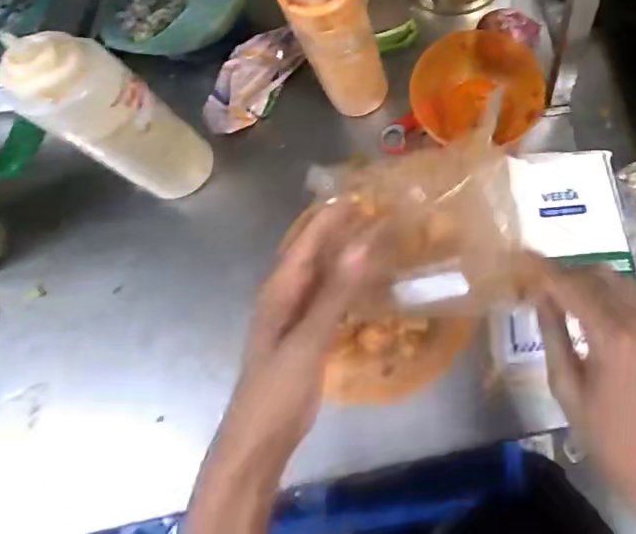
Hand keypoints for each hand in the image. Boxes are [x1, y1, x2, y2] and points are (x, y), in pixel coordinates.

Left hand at [186, 204, 378, 533]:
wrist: (258, 443)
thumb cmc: (277, 388)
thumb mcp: (308, 339)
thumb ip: (336, 292)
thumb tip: (363, 244)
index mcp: (280, 289)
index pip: (308, 240)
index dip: (331, 216)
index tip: (360, 192)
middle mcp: (286, 294)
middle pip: (314, 252)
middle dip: (340, 228)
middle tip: (374, 207)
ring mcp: (295, 315)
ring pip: (323, 273)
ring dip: (345, 253)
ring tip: (376, 233)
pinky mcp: (307, 334)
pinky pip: (330, 296)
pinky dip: (348, 282)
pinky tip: (368, 280)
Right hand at [525, 256, 635, 533]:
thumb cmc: (607, 437)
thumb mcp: (567, 390)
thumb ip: (552, 335)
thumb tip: (539, 296)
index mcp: (611, 336)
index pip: (571, 286)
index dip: (544, 271)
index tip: (521, 260)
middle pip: (593, 274)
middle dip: (562, 272)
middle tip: (536, 280)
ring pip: (613, 276)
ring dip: (584, 276)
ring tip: (558, 289)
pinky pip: (628, 290)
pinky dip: (604, 287)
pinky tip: (587, 302)